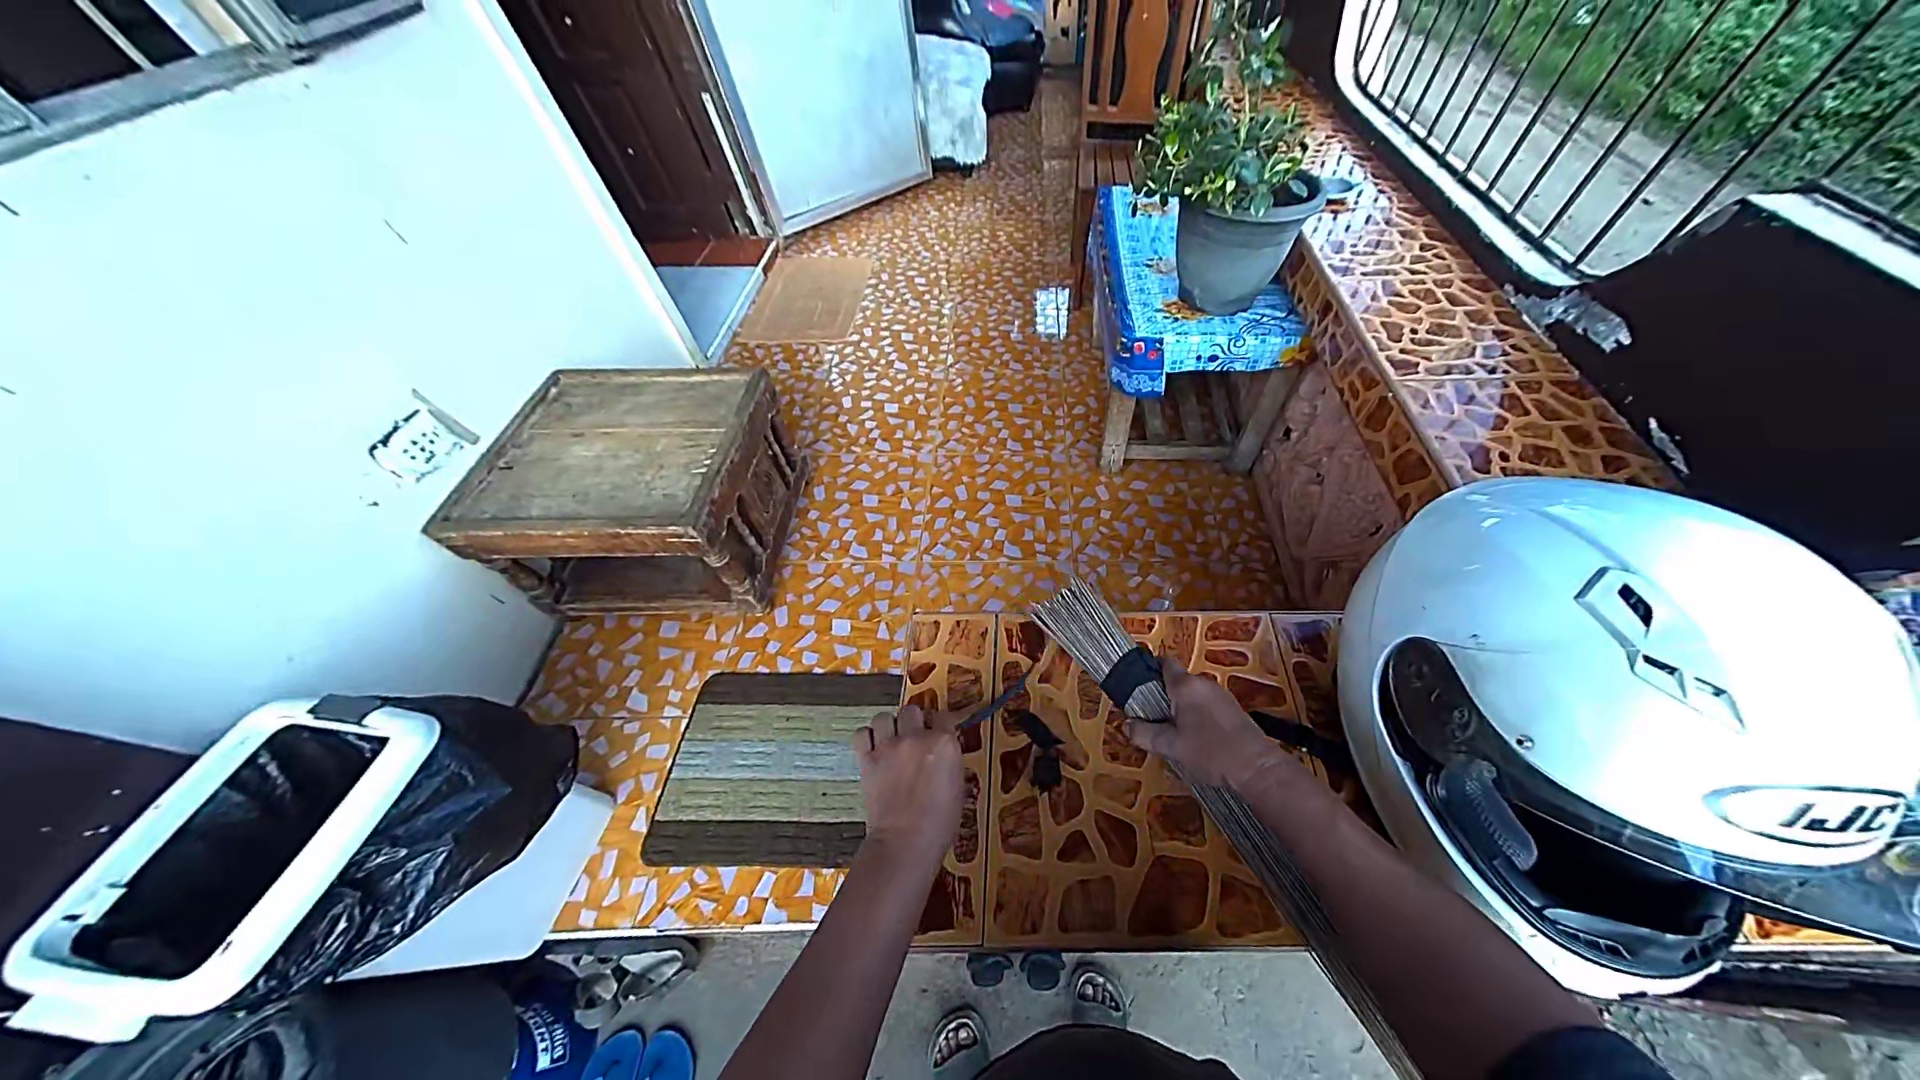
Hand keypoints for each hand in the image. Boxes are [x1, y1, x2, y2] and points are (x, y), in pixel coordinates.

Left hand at [853, 705, 964, 867]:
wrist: (905, 842)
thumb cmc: (939, 823)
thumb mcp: (958, 788)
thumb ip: (950, 762)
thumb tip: (944, 755)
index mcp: (944, 743)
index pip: (943, 716)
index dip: (941, 723)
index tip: (939, 730)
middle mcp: (916, 737)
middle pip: (911, 710)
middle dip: (914, 720)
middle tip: (914, 734)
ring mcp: (889, 747)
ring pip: (884, 716)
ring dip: (888, 725)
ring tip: (891, 739)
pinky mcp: (867, 759)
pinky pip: (861, 734)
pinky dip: (866, 738)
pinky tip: (873, 748)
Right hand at [1127, 656, 1298, 788]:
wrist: (1257, 769)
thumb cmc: (1210, 752)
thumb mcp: (1170, 746)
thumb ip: (1144, 733)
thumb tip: (1126, 725)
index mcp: (1186, 685)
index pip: (1164, 663)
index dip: (1149, 670)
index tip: (1137, 686)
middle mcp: (1203, 683)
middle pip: (1176, 681)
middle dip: (1162, 696)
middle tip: (1150, 718)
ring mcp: (1221, 695)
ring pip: (1192, 694)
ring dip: (1180, 708)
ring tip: (1171, 732)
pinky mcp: (1233, 710)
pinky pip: (1206, 704)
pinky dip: (1196, 715)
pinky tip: (1194, 738)